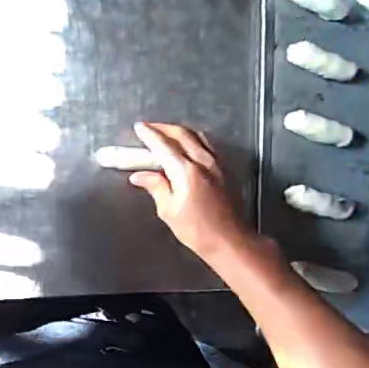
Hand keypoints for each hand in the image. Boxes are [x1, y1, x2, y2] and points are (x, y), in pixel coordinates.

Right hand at [128, 122, 258, 262]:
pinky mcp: (223, 170)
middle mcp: (203, 162)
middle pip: (182, 134)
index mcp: (186, 172)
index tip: (139, 128)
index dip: (150, 135)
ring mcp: (216, 164)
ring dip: (179, 131)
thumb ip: (156, 187)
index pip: (164, 146)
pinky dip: (192, 139)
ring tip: (165, 133)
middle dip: (163, 128)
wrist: (229, 240)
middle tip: (149, 128)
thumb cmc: (196, 230)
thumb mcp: (169, 211)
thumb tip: (139, 176)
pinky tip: (187, 145)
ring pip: (196, 137)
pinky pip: (206, 145)